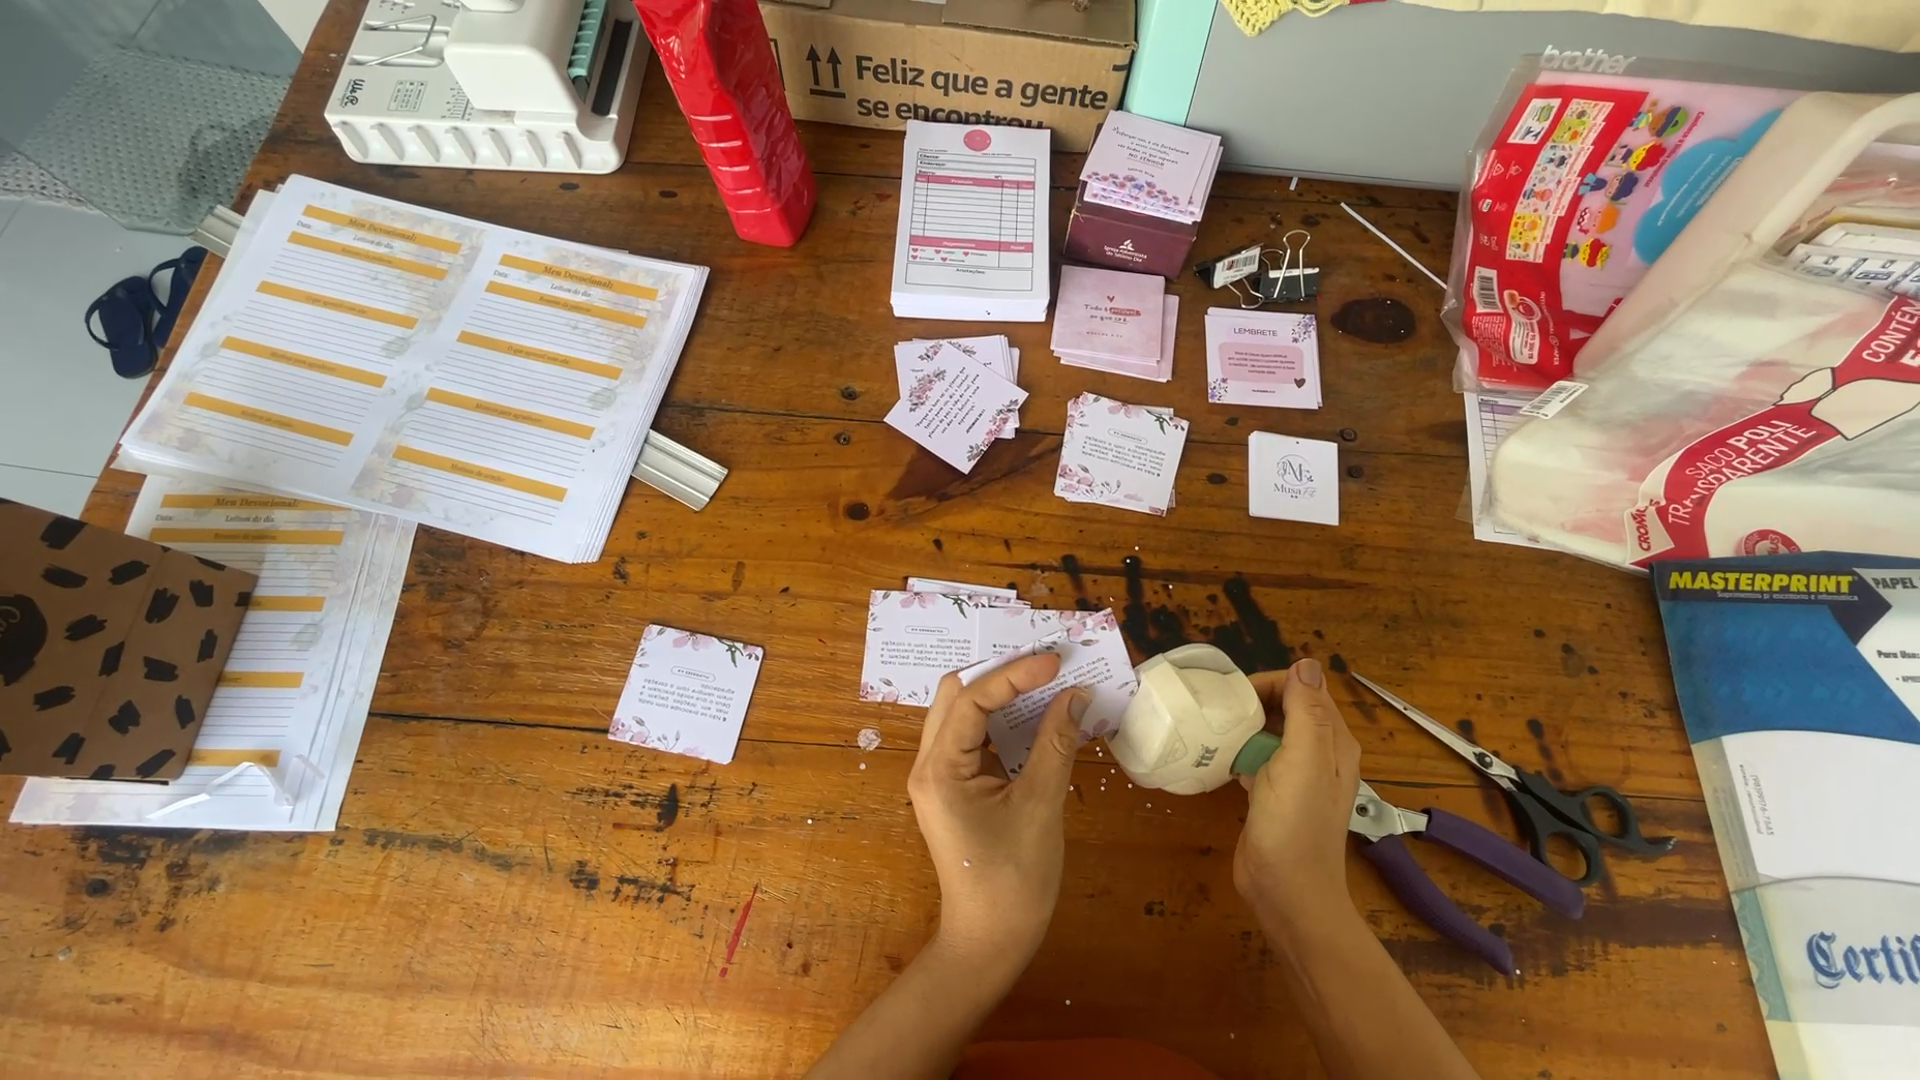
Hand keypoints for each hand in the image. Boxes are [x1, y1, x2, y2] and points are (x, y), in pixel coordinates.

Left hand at [908, 654, 1088, 969]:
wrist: (990, 940)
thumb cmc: (1014, 879)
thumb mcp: (1041, 806)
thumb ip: (1056, 744)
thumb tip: (1077, 696)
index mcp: (939, 769)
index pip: (971, 700)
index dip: (1013, 674)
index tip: (1054, 662)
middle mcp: (929, 765)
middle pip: (955, 696)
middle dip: (999, 674)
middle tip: (1046, 664)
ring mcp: (938, 776)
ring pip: (962, 713)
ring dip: (1000, 694)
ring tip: (1043, 680)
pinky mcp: (954, 787)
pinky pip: (973, 738)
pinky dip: (1001, 720)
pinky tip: (1034, 715)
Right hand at [1233, 658, 1363, 932]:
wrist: (1286, 891)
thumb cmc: (1294, 824)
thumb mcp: (1303, 761)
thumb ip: (1306, 712)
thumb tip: (1305, 663)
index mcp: (1333, 742)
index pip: (1304, 689)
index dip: (1271, 683)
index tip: (1233, 694)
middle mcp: (1319, 754)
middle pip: (1286, 708)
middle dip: (1254, 701)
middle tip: (1217, 709)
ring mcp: (1296, 777)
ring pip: (1269, 733)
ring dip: (1244, 726)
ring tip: (1213, 728)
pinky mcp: (1274, 795)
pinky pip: (1257, 759)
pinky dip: (1239, 752)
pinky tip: (1219, 758)